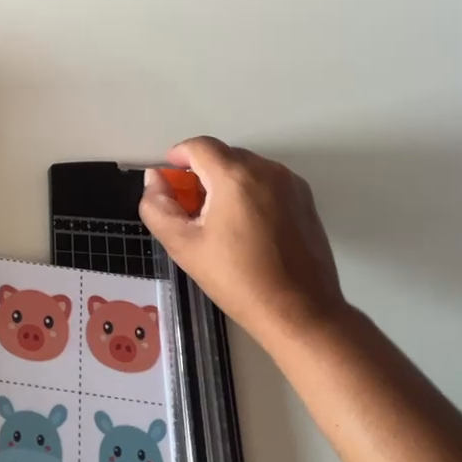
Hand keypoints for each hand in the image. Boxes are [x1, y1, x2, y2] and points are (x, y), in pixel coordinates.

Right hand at [139, 136, 348, 347]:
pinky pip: (269, 182)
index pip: (198, 146)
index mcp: (234, 176)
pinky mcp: (306, 201)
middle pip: (223, 155)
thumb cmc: (239, 280)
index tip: (170, 178)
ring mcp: (291, 184)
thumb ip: (158, 206)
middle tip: (192, 208)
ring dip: (227, 182)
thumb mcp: (183, 246)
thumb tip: (155, 179)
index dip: (178, 156)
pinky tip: (248, 228)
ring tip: (221, 220)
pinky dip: (251, 191)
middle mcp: (266, 170)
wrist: (301, 314)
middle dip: (203, 173)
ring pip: (247, 168)